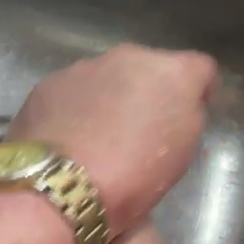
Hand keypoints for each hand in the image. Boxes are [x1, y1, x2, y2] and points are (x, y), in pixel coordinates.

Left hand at [8, 44, 215, 233]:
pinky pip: (67, 94)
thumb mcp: (181, 154)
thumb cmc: (131, 178)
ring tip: (92, 137)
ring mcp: (82, 68)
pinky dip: (70, 109)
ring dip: (103, 99)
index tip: (185, 115)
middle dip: (143, 92)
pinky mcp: (45, 86)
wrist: (59, 186)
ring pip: (102, 79)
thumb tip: (175, 108)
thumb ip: (185, 117)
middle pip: (145, 70)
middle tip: (134, 129)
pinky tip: (63, 138)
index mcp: (172, 72)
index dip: (195, 92)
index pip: (198, 70)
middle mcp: (128, 56)